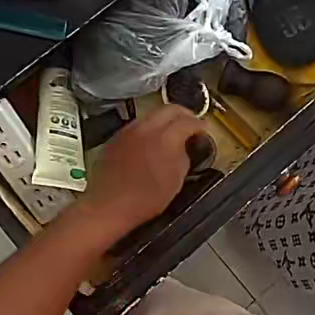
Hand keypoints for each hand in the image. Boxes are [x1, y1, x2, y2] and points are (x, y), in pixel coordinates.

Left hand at [73, 105, 204, 240]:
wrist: (109, 206)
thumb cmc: (146, 199)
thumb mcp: (176, 180)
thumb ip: (184, 156)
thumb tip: (185, 147)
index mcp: (166, 138)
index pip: (188, 121)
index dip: (200, 125)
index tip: (204, 130)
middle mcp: (146, 128)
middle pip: (169, 109)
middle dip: (184, 114)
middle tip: (191, 125)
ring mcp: (128, 131)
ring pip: (152, 114)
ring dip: (165, 120)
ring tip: (172, 133)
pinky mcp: (116, 138)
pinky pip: (137, 125)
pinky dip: (149, 128)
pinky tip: (151, 142)